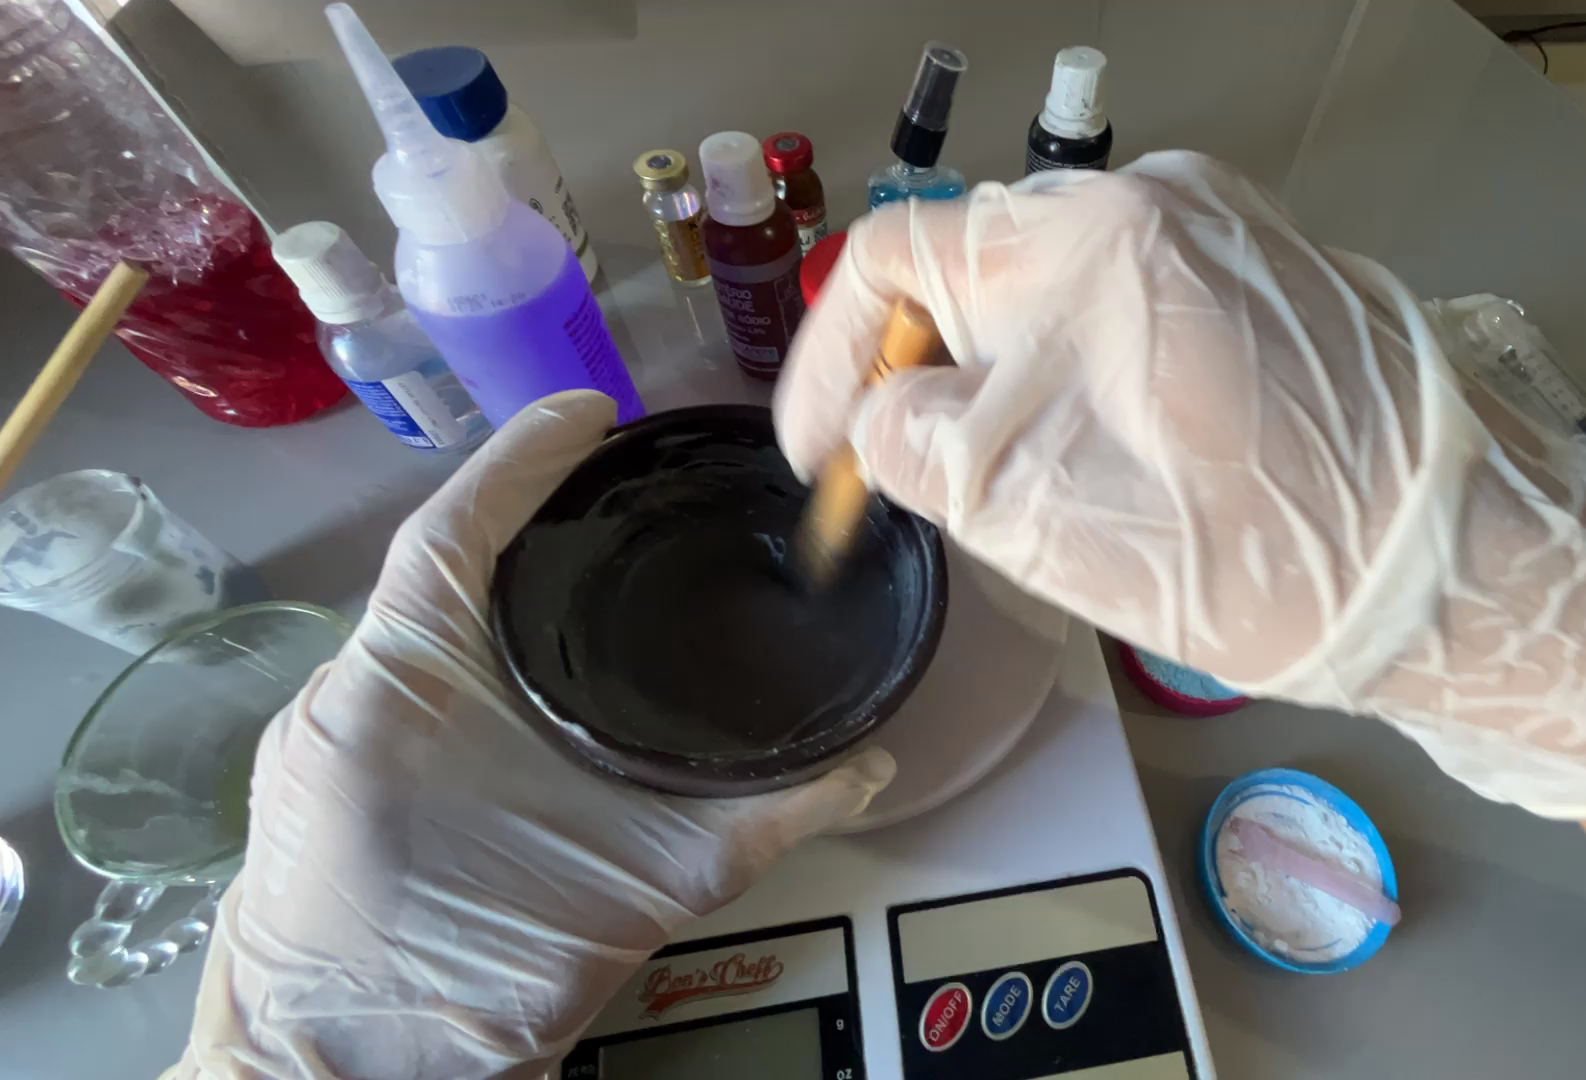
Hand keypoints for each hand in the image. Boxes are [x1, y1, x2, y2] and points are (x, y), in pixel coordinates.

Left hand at [176, 392, 893, 1078]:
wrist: (368, 1079)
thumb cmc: (476, 968)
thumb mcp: (641, 883)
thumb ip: (763, 817)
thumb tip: (870, 767)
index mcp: (416, 683)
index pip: (454, 530)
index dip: (522, 455)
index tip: (594, 410)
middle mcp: (388, 676)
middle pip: (459, 546)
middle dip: (538, 488)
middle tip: (638, 461)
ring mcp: (369, 708)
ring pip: (449, 596)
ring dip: (525, 546)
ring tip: (620, 517)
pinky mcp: (373, 743)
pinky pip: (446, 650)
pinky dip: (503, 611)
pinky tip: (570, 613)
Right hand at [776, 151, 1585, 817]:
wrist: (1467, 579)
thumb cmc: (1263, 563)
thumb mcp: (1055, 524)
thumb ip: (929, 451)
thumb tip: (878, 417)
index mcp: (1093, 246)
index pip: (895, 261)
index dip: (828, 359)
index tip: (815, 452)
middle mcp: (1153, 207)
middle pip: (968, 276)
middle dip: (915, 383)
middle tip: (908, 481)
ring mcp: (1211, 236)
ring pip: (1039, 301)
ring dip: (991, 389)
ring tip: (1007, 483)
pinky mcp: (1248, 281)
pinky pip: (1109, 313)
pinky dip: (1062, 380)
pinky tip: (1092, 453)